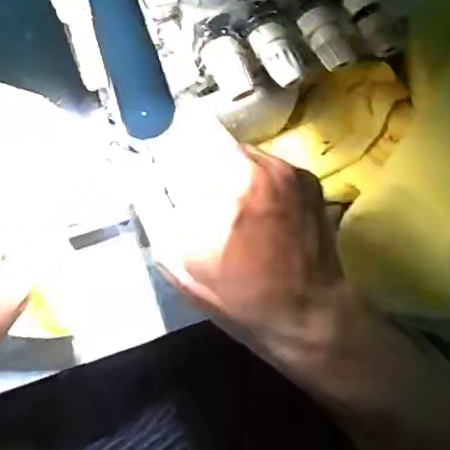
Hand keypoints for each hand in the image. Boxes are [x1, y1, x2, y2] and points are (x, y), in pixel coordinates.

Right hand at [146, 125, 408, 416]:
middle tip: (189, 187)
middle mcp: (265, 166)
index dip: (172, 139)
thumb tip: (141, 179)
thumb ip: (156, 213)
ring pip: (242, 154)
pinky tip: (252, 212)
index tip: (161, 152)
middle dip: (198, 161)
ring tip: (224, 205)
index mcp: (232, 181)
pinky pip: (267, 167)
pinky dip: (253, 181)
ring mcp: (291, 171)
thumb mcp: (179, 262)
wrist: (308, 318)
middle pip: (217, 142)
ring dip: (227, 171)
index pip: (191, 132)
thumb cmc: (238, 297)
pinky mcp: (309, 180)